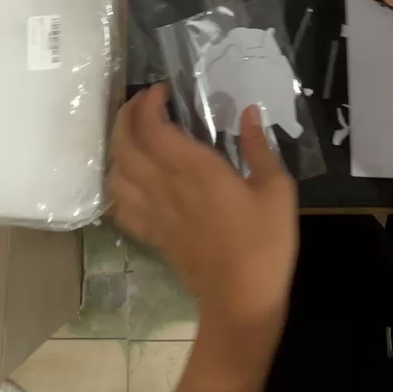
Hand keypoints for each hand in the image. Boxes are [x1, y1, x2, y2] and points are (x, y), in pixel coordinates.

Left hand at [108, 85, 298, 330]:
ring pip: (115, 173)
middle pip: (126, 144)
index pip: (153, 127)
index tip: (162, 89)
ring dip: (118, 146)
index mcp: (195, 169)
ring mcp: (154, 213)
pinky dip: (116, 184)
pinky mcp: (152, 235)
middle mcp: (166, 186)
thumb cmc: (265, 242)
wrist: (243, 301)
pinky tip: (130, 175)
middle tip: (143, 102)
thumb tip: (250, 111)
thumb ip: (260, 147)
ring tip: (135, 132)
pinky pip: (119, 205)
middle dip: (126, 115)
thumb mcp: (276, 189)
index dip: (149, 103)